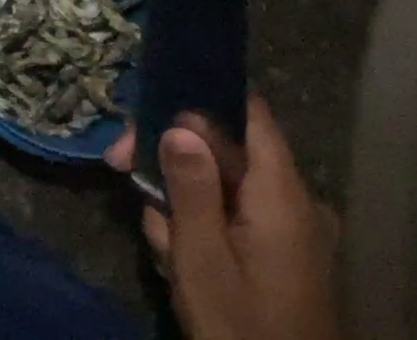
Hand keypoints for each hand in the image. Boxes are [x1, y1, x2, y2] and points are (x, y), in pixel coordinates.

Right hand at [105, 97, 339, 339]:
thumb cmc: (240, 322)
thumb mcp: (201, 256)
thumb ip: (191, 185)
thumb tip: (180, 123)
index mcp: (283, 196)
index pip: (251, 117)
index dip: (202, 98)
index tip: (150, 101)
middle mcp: (297, 203)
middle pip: (227, 151)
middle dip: (171, 155)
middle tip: (119, 165)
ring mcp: (294, 231)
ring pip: (223, 185)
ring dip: (180, 198)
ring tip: (157, 234)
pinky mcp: (284, 253)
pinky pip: (235, 215)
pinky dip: (201, 222)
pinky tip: (177, 251)